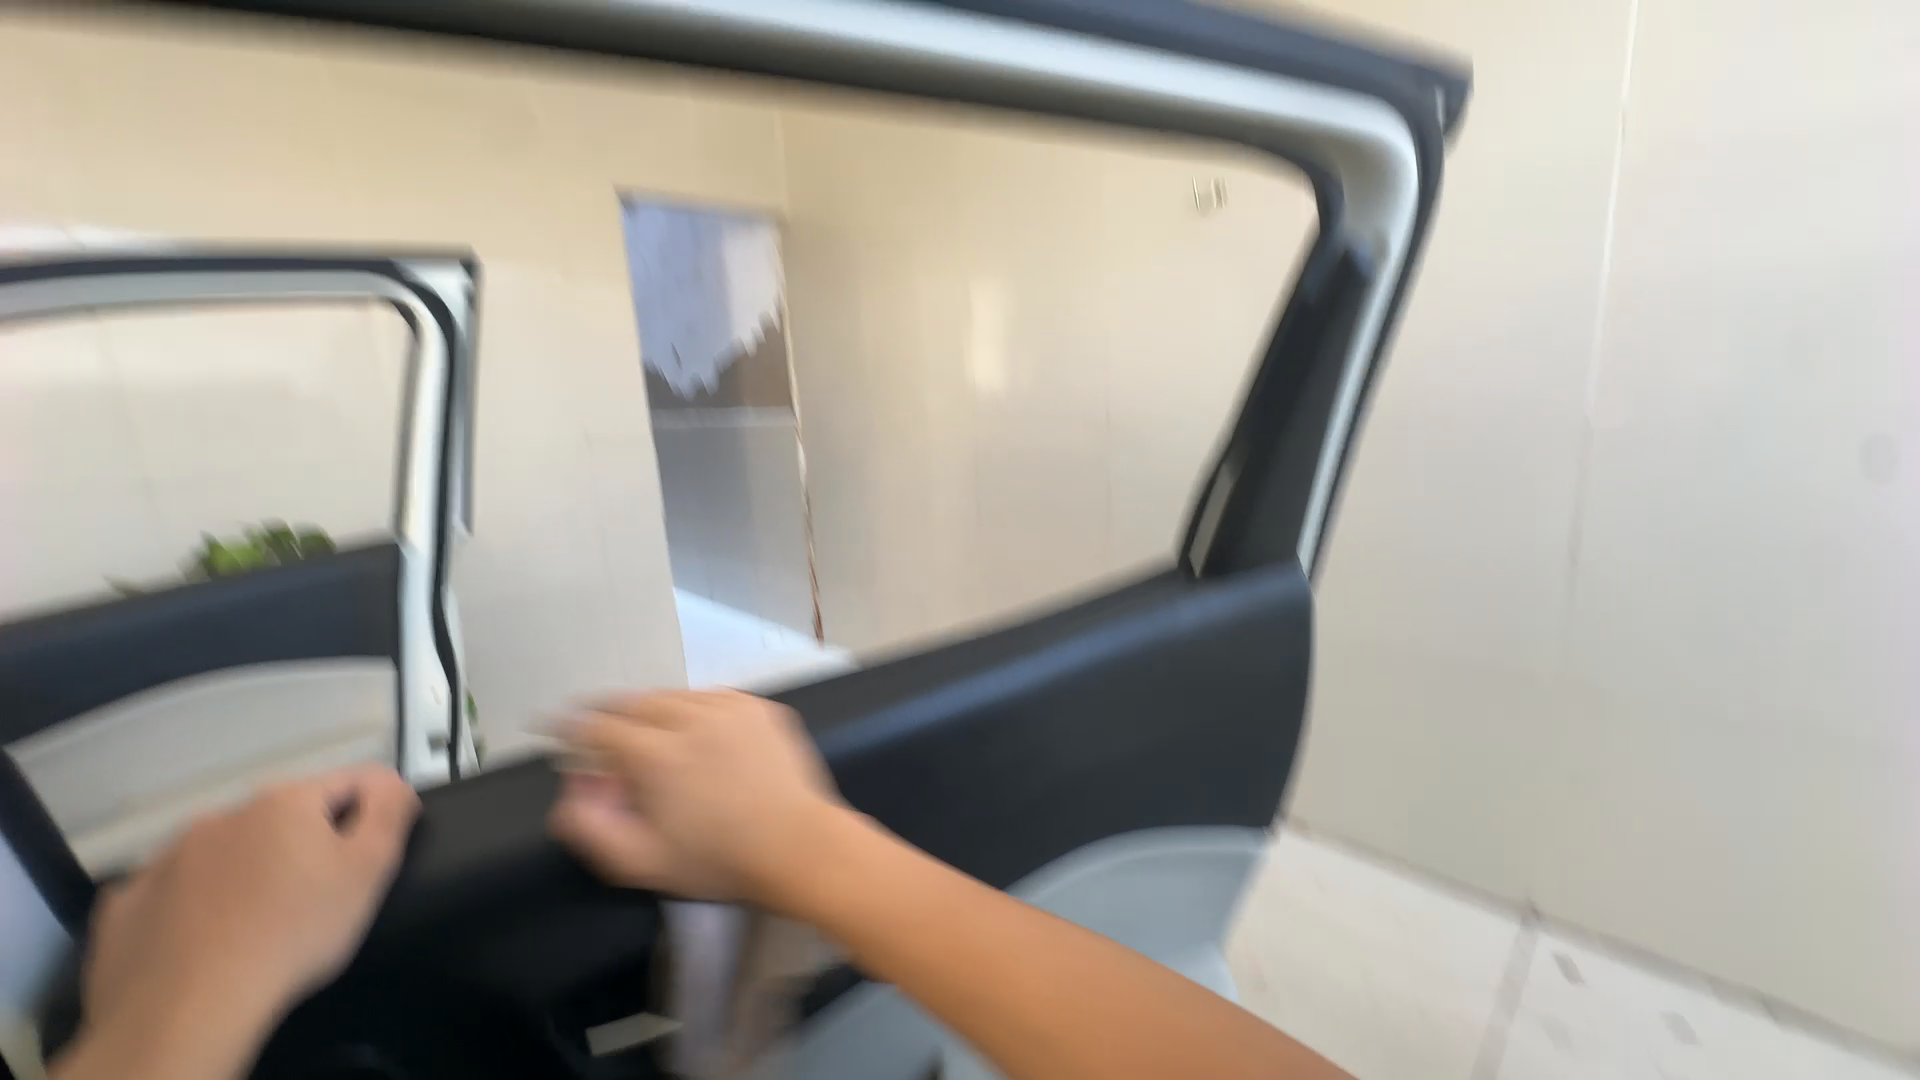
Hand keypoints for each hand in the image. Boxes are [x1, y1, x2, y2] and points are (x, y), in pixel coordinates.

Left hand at [80, 766, 419, 1044]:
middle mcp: (224, 815)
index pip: (354, 781)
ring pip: (233, 848)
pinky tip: (210, 932)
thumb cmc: (295, 930)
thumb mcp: (372, 866)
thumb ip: (391, 810)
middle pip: (290, 815)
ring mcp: (166, 858)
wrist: (185, 1012)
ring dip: (255, 865)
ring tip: (265, 916)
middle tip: (323, 890)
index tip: (376, 854)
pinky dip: (200, 899)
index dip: (376, 811)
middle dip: (311, 841)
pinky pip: (178, 886)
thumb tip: (394, 783)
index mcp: (286, 800)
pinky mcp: (127, 903)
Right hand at [549, 690, 846, 907]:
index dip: (572, 725)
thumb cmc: (716, 860)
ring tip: (652, 737)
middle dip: (614, 716)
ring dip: (655, 711)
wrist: (797, 845)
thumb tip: (572, 784)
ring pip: (676, 697)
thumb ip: (589, 824)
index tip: (556, 724)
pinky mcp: (761, 708)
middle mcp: (692, 718)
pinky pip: (714, 698)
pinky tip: (698, 734)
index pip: (600, 725)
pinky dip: (695, 710)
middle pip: (636, 703)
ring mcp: (732, 708)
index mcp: (657, 754)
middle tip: (606, 737)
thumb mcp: (639, 861)